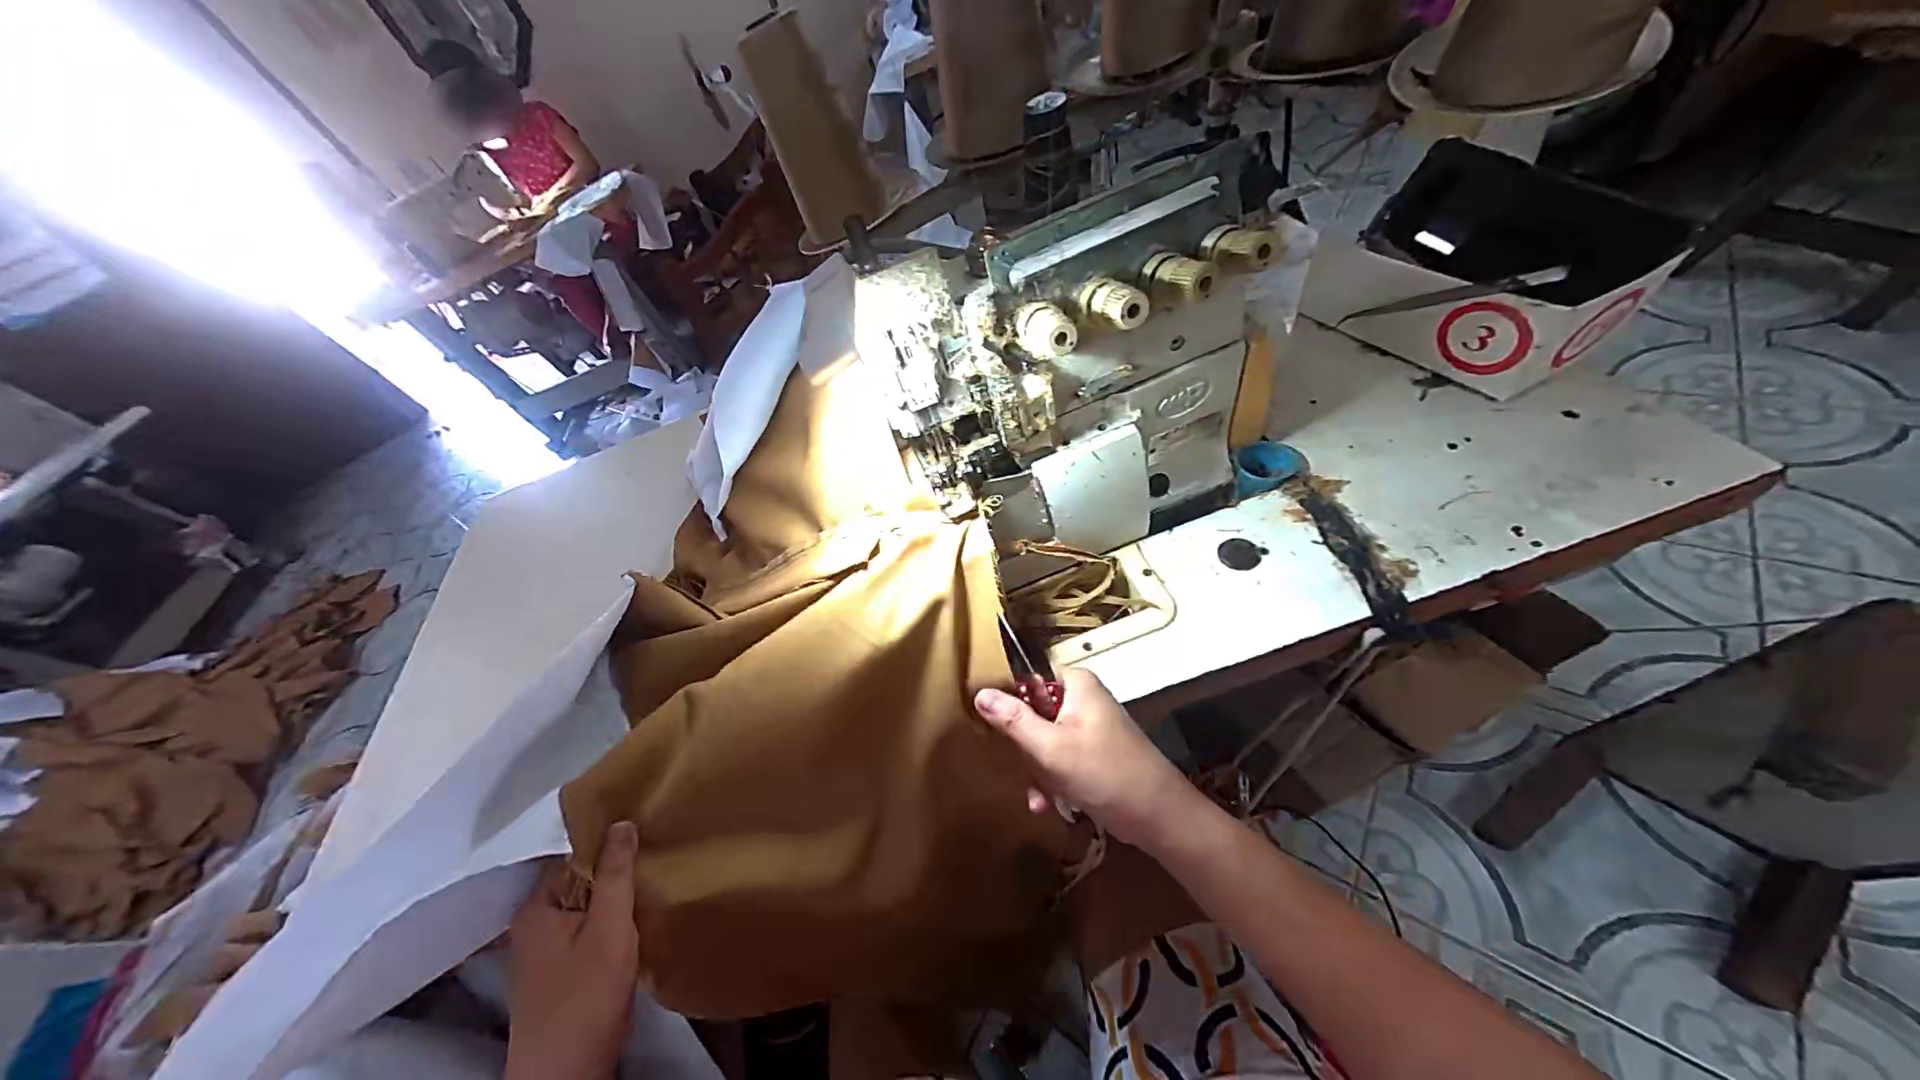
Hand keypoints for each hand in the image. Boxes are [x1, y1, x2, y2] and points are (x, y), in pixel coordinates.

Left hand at [505, 821, 640, 1079]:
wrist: (565, 1077)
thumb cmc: (585, 997)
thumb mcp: (609, 929)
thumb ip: (615, 875)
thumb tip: (621, 822)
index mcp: (537, 907)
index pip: (575, 854)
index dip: (609, 840)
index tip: (645, 827)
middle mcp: (534, 923)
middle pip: (581, 880)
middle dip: (617, 870)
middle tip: (657, 854)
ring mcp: (546, 949)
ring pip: (588, 905)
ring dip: (617, 898)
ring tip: (654, 880)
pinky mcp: (561, 970)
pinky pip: (590, 928)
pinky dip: (612, 921)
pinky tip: (638, 918)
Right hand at [973, 669, 1198, 850]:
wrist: (1158, 817)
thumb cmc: (1105, 773)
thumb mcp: (1051, 748)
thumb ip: (1014, 720)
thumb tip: (979, 693)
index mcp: (1076, 684)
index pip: (1029, 672)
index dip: (1007, 693)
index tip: (991, 719)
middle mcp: (1082, 698)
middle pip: (1032, 709)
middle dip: (1024, 746)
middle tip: (1023, 765)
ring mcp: (1087, 726)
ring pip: (1042, 737)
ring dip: (1036, 769)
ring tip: (1041, 795)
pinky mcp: (1091, 752)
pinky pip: (1057, 757)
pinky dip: (1051, 779)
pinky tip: (1048, 804)